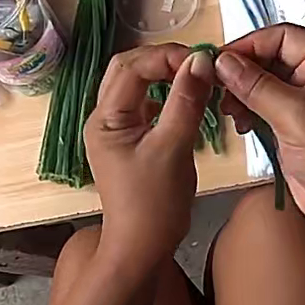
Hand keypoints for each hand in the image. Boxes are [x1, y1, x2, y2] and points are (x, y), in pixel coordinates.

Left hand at [84, 44, 215, 270]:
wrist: (141, 248)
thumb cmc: (153, 204)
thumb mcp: (173, 148)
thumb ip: (186, 102)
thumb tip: (201, 60)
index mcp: (105, 119)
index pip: (131, 68)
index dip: (166, 57)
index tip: (201, 61)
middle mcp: (103, 119)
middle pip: (128, 70)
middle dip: (162, 61)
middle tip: (198, 65)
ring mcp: (116, 130)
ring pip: (136, 86)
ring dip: (164, 76)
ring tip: (196, 77)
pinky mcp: (130, 141)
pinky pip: (145, 105)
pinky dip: (165, 96)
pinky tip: (187, 99)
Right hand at [215, 24, 304, 227]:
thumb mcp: (294, 115)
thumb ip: (256, 85)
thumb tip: (223, 61)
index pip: (284, 37)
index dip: (250, 44)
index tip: (220, 60)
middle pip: (273, 58)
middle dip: (243, 71)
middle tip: (217, 86)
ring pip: (266, 84)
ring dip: (243, 93)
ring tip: (228, 109)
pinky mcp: (297, 126)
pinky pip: (267, 107)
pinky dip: (249, 111)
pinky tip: (240, 123)